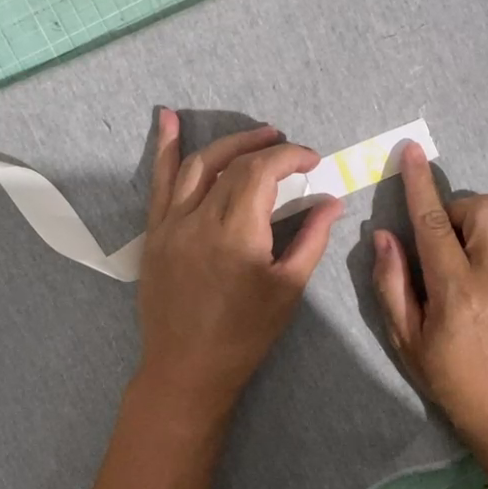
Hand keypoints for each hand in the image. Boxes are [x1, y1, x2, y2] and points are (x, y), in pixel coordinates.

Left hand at [135, 110, 342, 419]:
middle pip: (233, 165)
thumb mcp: (288, 288)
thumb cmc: (244, 334)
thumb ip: (311, 238)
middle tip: (289, 149)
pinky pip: (159, 183)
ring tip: (256, 137)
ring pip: (197, 165)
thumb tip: (332, 200)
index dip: (290, 157)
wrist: (187, 368)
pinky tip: (166, 119)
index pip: (263, 171)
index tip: (313, 161)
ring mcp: (171, 223)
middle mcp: (200, 217)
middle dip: (265, 149)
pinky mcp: (155, 233)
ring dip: (228, 144)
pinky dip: (164, 148)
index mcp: (237, 231)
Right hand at [371, 143, 487, 439]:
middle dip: (456, 211)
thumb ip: (391, 281)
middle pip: (481, 208)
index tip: (412, 151)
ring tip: (468, 261)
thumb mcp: (404, 337)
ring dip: (479, 226)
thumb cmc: (448, 376)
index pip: (432, 223)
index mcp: (458, 291)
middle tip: (442, 242)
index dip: (419, 183)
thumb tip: (385, 234)